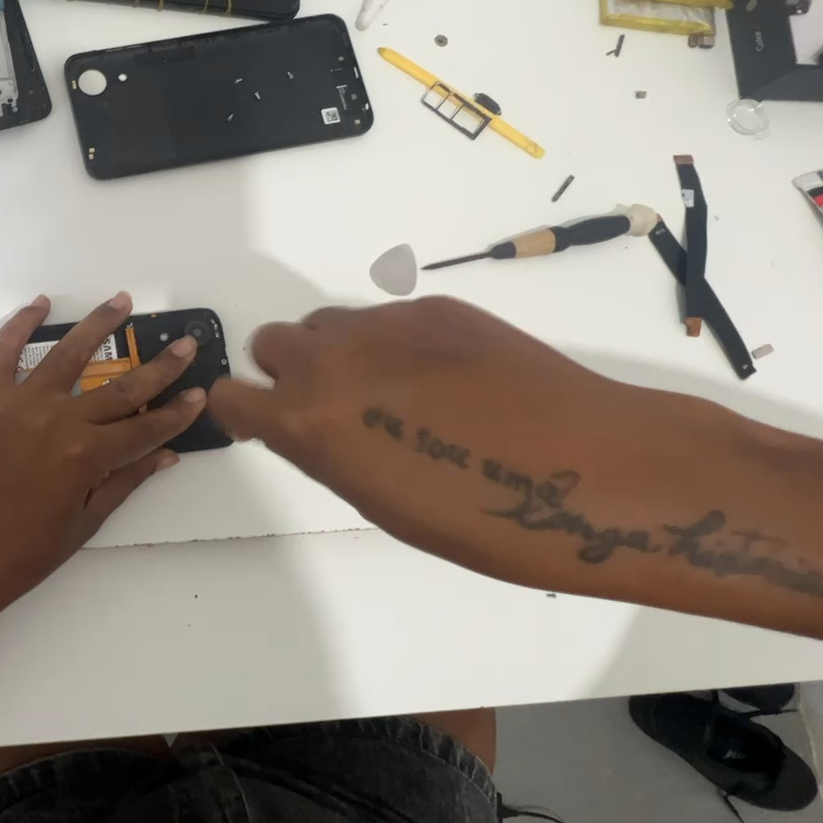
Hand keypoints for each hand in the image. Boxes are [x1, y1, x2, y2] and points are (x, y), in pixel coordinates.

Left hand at [0, 293, 205, 627]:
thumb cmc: (22, 554)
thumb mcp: (84, 523)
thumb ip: (124, 481)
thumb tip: (167, 455)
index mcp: (87, 456)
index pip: (145, 428)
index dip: (176, 413)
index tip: (200, 393)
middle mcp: (58, 419)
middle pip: (121, 387)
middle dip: (160, 366)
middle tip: (184, 343)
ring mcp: (18, 403)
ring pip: (68, 354)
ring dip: (99, 324)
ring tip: (122, 301)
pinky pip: (3, 351)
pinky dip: (20, 323)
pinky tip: (41, 304)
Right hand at [207, 298, 716, 587]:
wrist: (593, 470)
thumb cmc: (479, 515)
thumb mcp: (375, 499)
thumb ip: (323, 448)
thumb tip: (313, 423)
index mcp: (305, 422)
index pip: (230, 397)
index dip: (243, 411)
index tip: (265, 421)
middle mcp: (329, 361)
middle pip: (270, 343)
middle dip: (287, 372)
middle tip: (335, 405)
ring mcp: (382, 326)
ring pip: (327, 325)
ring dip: (339, 352)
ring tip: (395, 391)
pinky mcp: (432, 307)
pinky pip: (386, 321)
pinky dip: (395, 344)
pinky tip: (447, 379)